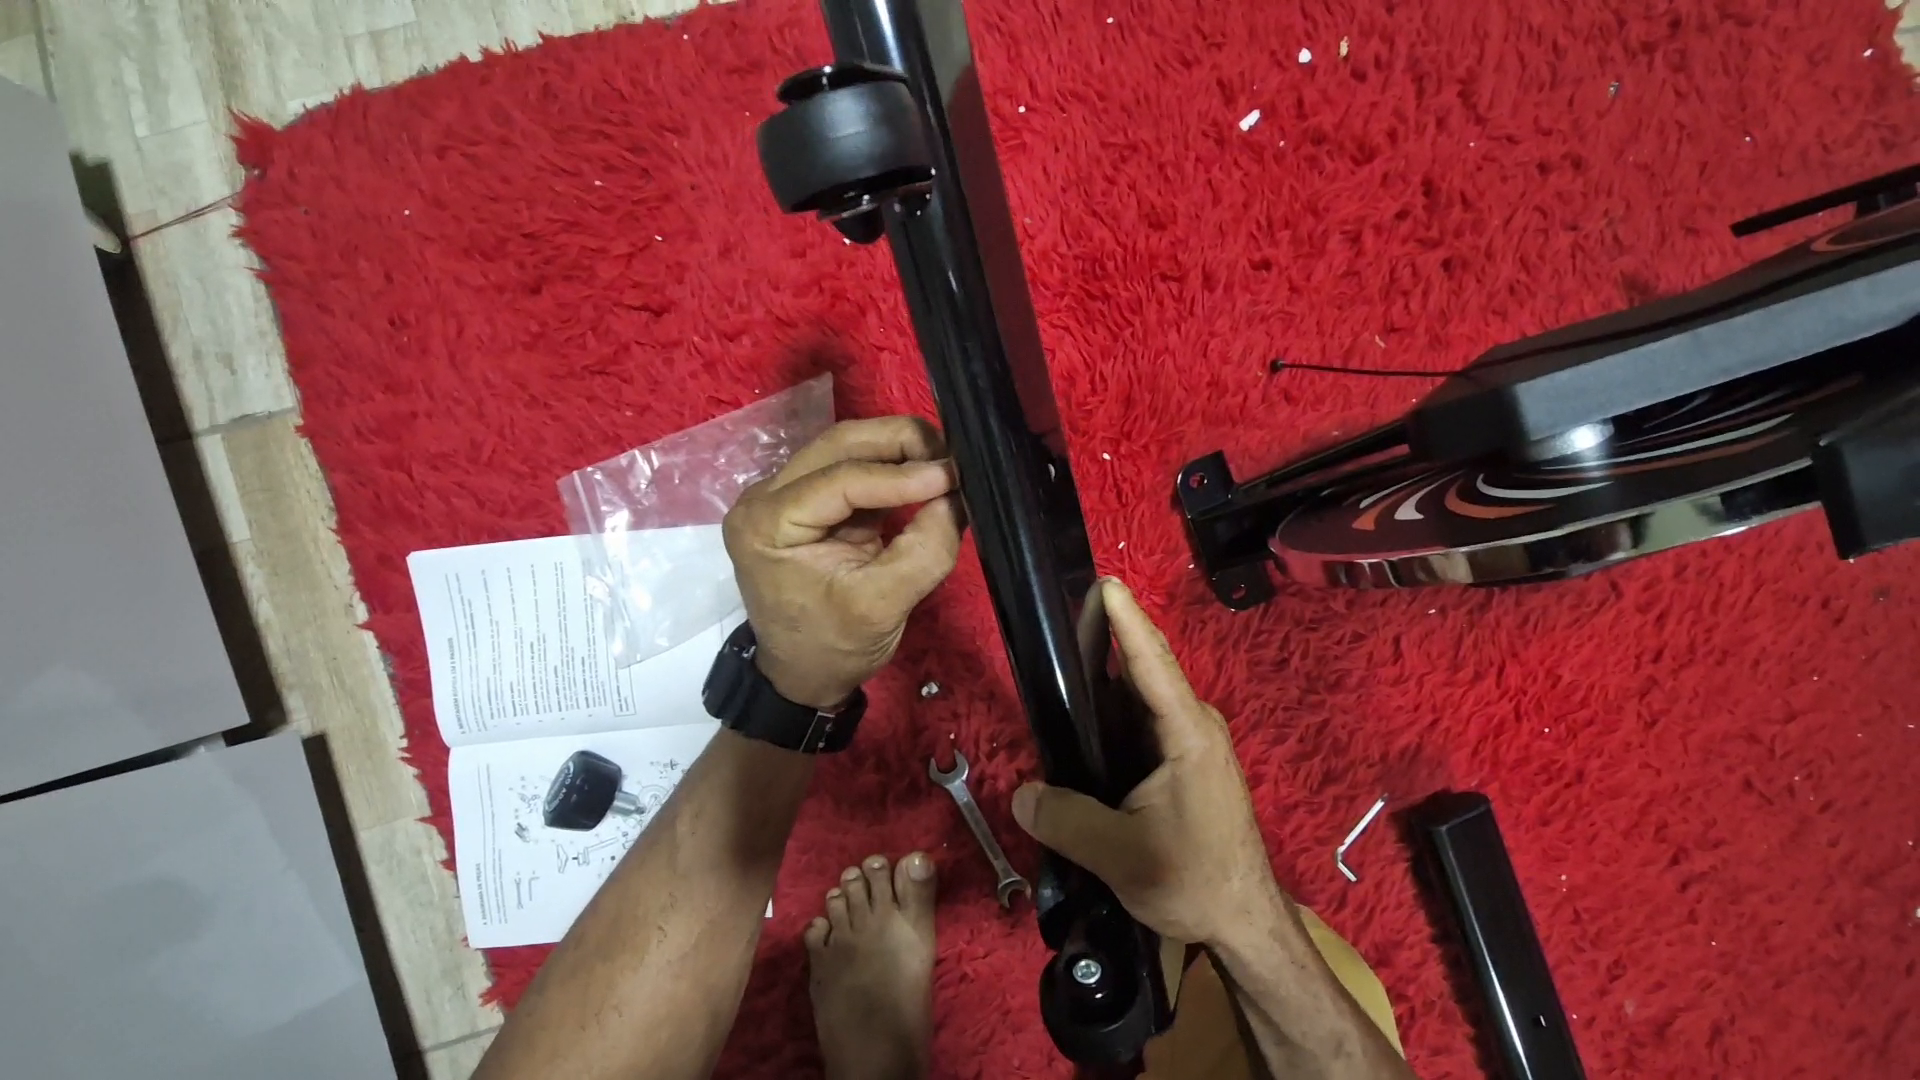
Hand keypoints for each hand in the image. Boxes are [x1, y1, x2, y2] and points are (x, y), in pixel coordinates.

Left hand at [722, 416, 964, 709]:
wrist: (803, 676)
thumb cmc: (832, 648)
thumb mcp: (882, 607)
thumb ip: (923, 551)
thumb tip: (957, 497)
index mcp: (766, 523)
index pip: (841, 479)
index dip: (901, 475)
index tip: (954, 477)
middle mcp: (766, 497)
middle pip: (839, 444)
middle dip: (901, 442)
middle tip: (953, 457)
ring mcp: (786, 495)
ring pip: (848, 448)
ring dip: (900, 450)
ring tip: (946, 464)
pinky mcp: (812, 502)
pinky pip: (856, 470)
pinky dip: (895, 469)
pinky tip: (927, 476)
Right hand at [1010, 579, 1289, 947]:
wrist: (1244, 921)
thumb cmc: (1194, 881)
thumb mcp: (1120, 855)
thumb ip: (1065, 820)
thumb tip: (1021, 794)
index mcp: (1187, 734)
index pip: (1152, 662)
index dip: (1126, 620)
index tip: (1103, 583)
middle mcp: (1194, 726)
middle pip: (1145, 671)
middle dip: (1108, 639)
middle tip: (1060, 620)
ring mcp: (1192, 744)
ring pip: (1142, 699)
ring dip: (1107, 680)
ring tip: (1061, 659)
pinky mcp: (1184, 763)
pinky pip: (1143, 723)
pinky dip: (1114, 713)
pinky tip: (1082, 718)